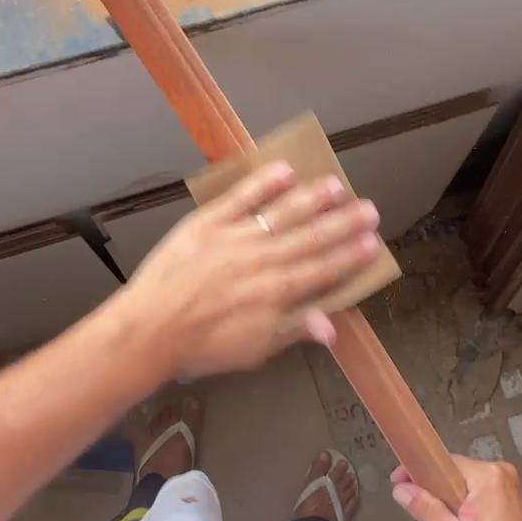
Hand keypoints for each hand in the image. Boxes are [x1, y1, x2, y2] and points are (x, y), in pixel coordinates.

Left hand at [115, 162, 383, 379]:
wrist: (149, 329)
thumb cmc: (201, 346)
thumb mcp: (253, 350)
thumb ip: (294, 332)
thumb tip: (333, 326)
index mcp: (276, 294)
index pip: (322, 270)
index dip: (350, 256)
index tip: (372, 241)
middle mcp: (262, 260)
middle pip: (311, 238)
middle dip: (343, 224)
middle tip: (369, 209)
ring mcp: (235, 237)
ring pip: (282, 213)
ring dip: (312, 199)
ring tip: (337, 184)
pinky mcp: (208, 223)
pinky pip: (240, 198)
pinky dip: (263, 183)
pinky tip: (285, 170)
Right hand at [391, 456, 521, 520]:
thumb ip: (425, 509)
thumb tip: (400, 488)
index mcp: (488, 476)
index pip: (443, 462)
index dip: (418, 472)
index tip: (397, 483)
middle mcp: (502, 474)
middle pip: (454, 476)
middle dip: (437, 500)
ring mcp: (511, 489)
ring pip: (466, 490)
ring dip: (452, 511)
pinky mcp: (514, 504)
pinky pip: (480, 499)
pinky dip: (468, 515)